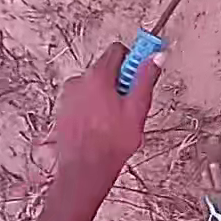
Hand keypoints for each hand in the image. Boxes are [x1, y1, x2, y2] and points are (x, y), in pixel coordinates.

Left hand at [45, 43, 160, 178]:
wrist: (85, 170)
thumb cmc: (111, 142)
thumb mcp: (138, 107)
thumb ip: (146, 78)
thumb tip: (155, 57)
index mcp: (97, 76)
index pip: (118, 50)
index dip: (134, 60)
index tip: (143, 70)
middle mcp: (79, 82)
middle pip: (107, 68)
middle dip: (122, 82)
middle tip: (133, 103)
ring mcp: (69, 97)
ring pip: (96, 86)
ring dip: (108, 96)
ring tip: (118, 119)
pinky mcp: (65, 112)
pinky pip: (85, 100)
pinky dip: (95, 107)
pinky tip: (104, 126)